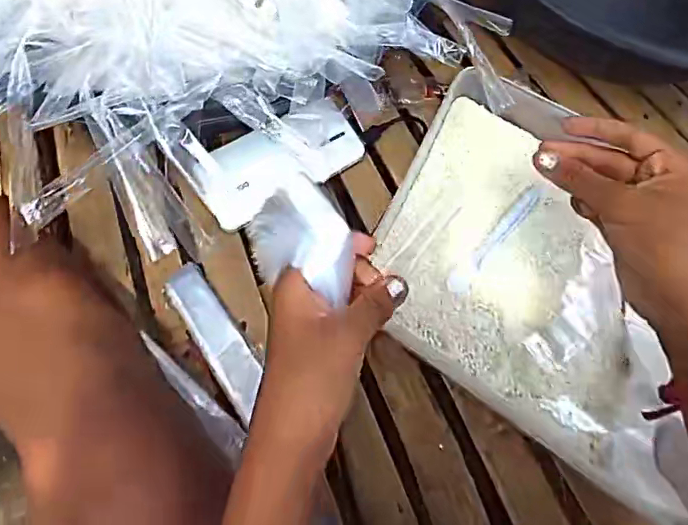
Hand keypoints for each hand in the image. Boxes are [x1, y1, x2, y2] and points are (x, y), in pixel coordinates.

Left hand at [254, 235, 406, 451]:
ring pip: (338, 295)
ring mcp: (304, 324)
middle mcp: (295, 299)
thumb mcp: (349, 333)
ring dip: (362, 297)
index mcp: (294, 285)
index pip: (321, 246)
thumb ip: (375, 301)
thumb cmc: (309, 382)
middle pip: (332, 268)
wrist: (291, 442)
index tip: (373, 247)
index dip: (348, 244)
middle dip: (360, 273)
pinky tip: (374, 326)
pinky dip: (358, 317)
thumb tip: (397, 282)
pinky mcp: (315, 347)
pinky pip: (340, 318)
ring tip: (381, 307)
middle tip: (381, 288)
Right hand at [535, 117, 687, 353]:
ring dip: (580, 181)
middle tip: (543, 152)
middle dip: (580, 157)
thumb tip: (544, 156)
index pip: (632, 137)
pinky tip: (572, 201)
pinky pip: (608, 211)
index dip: (597, 130)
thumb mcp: (623, 206)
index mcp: (674, 170)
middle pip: (616, 162)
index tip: (563, 127)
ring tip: (547, 172)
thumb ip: (581, 179)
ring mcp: (650, 213)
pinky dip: (590, 204)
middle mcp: (664, 187)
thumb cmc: (667, 247)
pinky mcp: (636, 237)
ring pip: (609, 188)